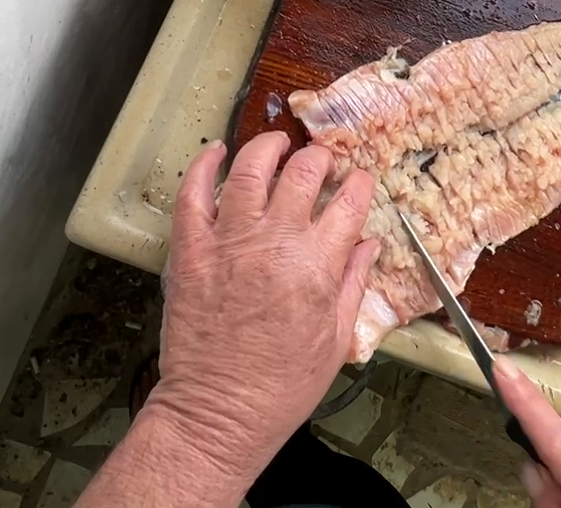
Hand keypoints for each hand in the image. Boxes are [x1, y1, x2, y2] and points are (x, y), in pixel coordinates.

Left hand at [149, 132, 379, 473]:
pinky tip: (216, 152)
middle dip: (319, 158)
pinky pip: (193, 195)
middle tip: (322, 161)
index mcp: (316, 267)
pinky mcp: (190, 251)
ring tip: (277, 145)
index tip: (359, 179)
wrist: (217, 415)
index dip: (359, 183)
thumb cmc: (280, 386)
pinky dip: (203, 166)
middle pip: (303, 174)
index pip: (348, 203)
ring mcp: (229, 243)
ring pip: (250, 171)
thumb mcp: (336, 341)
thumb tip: (369, 244)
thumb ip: (353, 283)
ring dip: (268, 148)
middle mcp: (275, 244)